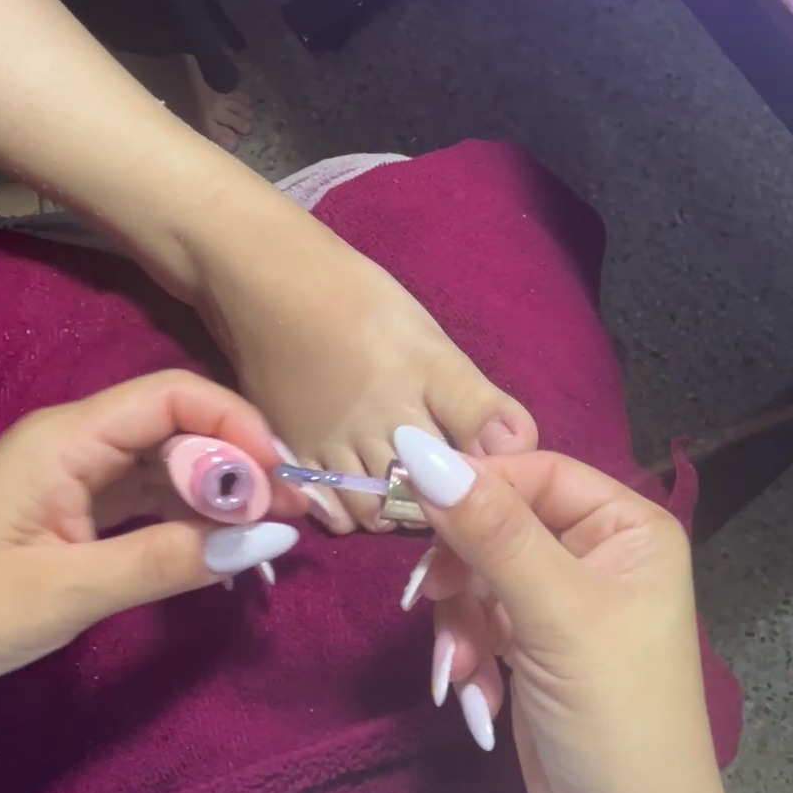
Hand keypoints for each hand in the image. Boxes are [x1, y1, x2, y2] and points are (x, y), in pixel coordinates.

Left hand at [0, 370, 307, 705]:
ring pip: (173, 459)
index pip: (172, 395)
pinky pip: (154, 493)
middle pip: (181, 424)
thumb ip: (169, 561)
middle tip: (287, 514)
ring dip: (222, 491)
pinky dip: (193, 515)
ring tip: (266, 531)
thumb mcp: (66, 593)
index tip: (277, 476)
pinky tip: (220, 543)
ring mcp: (81, 471)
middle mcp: (79, 440)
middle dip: (240, 462)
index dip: (235, 422)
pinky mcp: (82, 503)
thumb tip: (267, 539)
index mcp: (65, 438)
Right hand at [189, 206, 538, 532]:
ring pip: (365, 511)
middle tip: (446, 493)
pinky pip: (321, 504)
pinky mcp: (290, 452)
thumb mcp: (434, 349)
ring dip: (388, 511)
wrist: (273, 281)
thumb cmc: (362, 305)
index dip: (471, 490)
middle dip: (433, 508)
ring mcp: (326, 456)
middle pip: (409, 506)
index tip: (482, 484)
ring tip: (406, 494)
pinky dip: (343, 510)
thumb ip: (475, 405)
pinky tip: (357, 498)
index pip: (454, 486)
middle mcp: (369, 451)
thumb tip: (519, 448)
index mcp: (413, 424)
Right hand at [391, 428, 786, 792]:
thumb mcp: (557, 616)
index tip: (409, 495)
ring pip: (481, 572)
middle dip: (464, 569)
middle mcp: (598, 550)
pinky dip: (468, 648)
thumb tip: (424, 450)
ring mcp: (563, 596)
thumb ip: (493, 533)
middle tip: (429, 597)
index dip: (476, 482)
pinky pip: (480, 615)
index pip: (538, 473)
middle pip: (501, 521)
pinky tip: (473, 691)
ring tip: (462, 670)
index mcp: (627, 526)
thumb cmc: (613, 713)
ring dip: (461, 622)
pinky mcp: (533, 638)